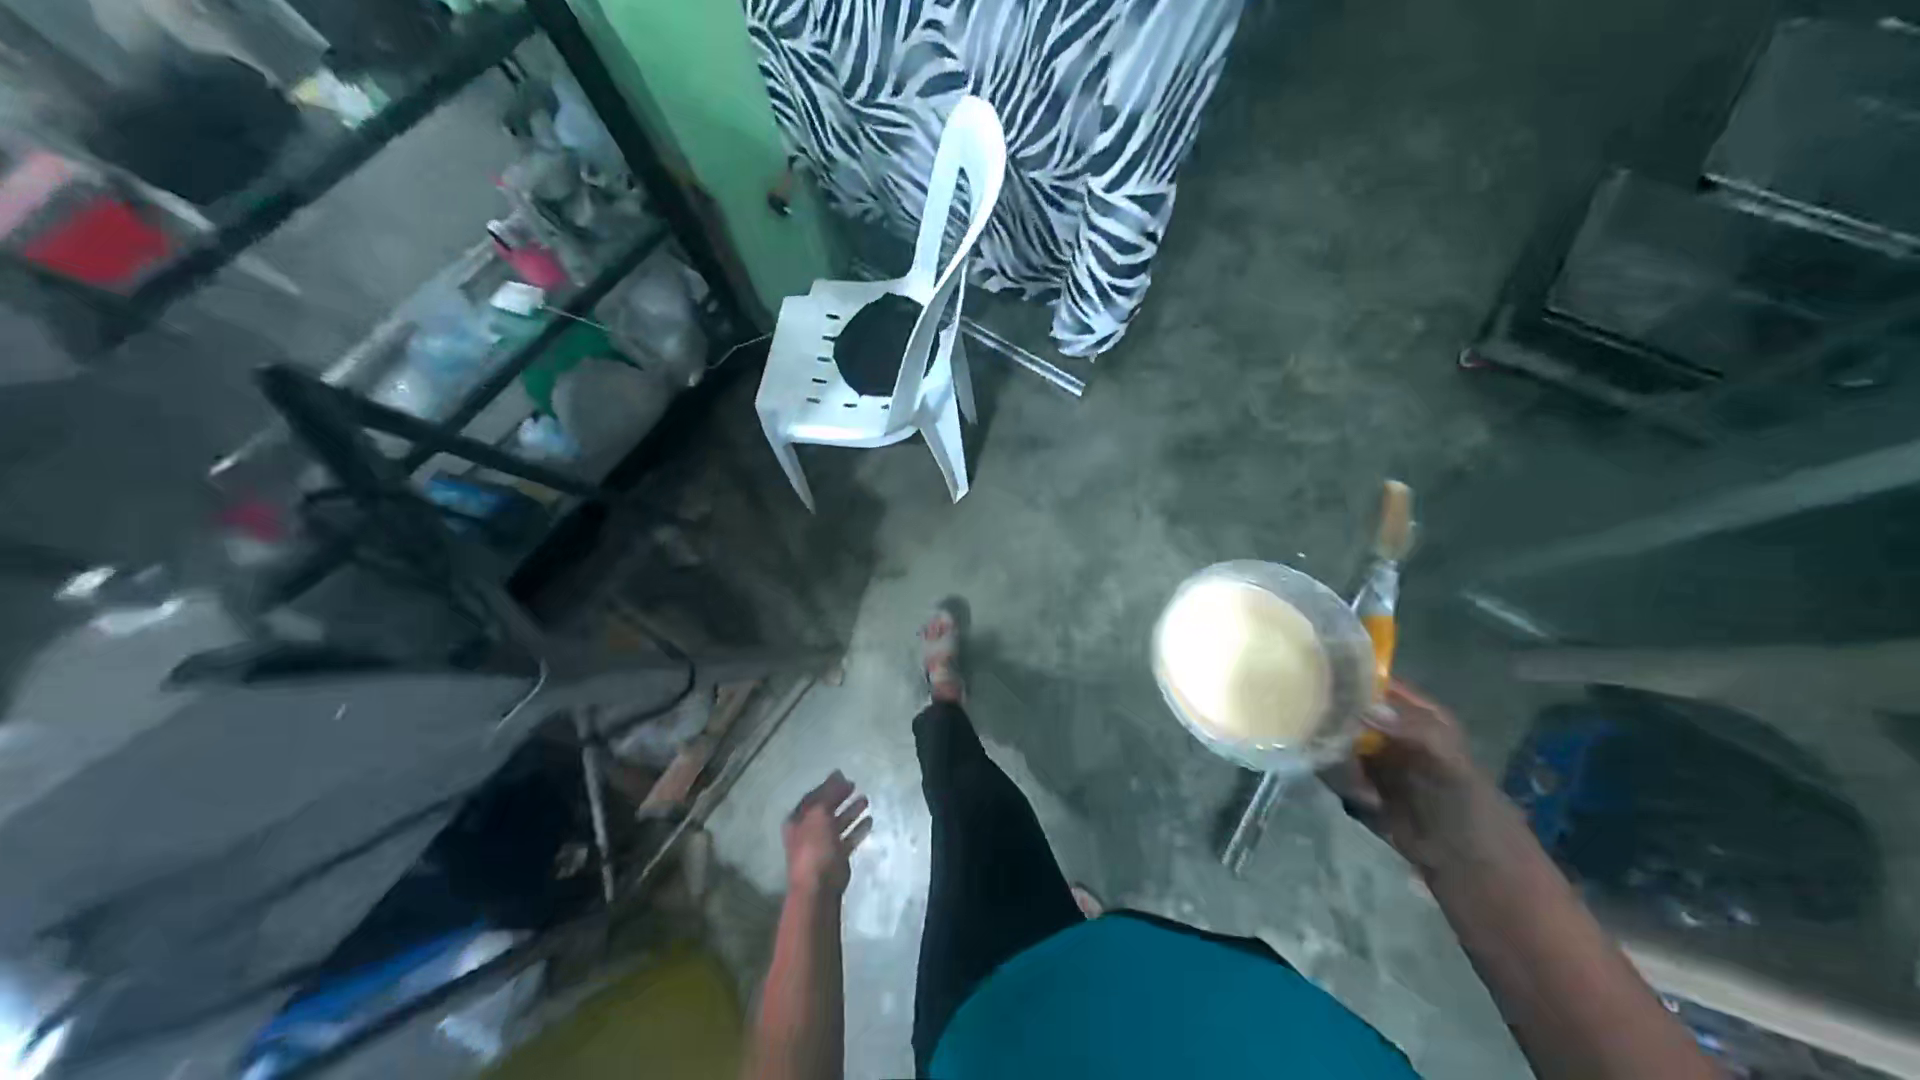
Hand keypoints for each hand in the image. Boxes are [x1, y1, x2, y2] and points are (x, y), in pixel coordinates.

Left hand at [783, 771, 872, 897]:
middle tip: (855, 785)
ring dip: (851, 811)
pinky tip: (869, 821)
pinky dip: (857, 830)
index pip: (813, 796)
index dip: (827, 786)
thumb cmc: (814, 846)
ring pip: (838, 823)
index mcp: (798, 819)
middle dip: (840, 797)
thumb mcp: (819, 814)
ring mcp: (822, 845)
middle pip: (826, 808)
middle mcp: (808, 830)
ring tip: (866, 800)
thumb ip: (829, 793)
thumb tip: (838, 773)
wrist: (818, 887)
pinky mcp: (836, 857)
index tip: (843, 776)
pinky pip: (848, 838)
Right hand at [1323, 682, 1500, 872]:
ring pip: (1336, 740)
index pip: (1375, 681)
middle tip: (1327, 738)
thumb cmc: (1471, 812)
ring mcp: (1375, 758)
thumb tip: (1367, 708)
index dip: (1346, 676)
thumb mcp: (1451, 765)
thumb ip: (1415, 732)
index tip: (1315, 678)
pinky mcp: (1362, 786)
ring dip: (1337, 758)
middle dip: (1333, 721)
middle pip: (1347, 709)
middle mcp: (1392, 730)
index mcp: (1418, 714)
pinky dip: (1339, 780)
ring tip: (1360, 784)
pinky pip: (1336, 770)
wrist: (1475, 875)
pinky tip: (1361, 799)